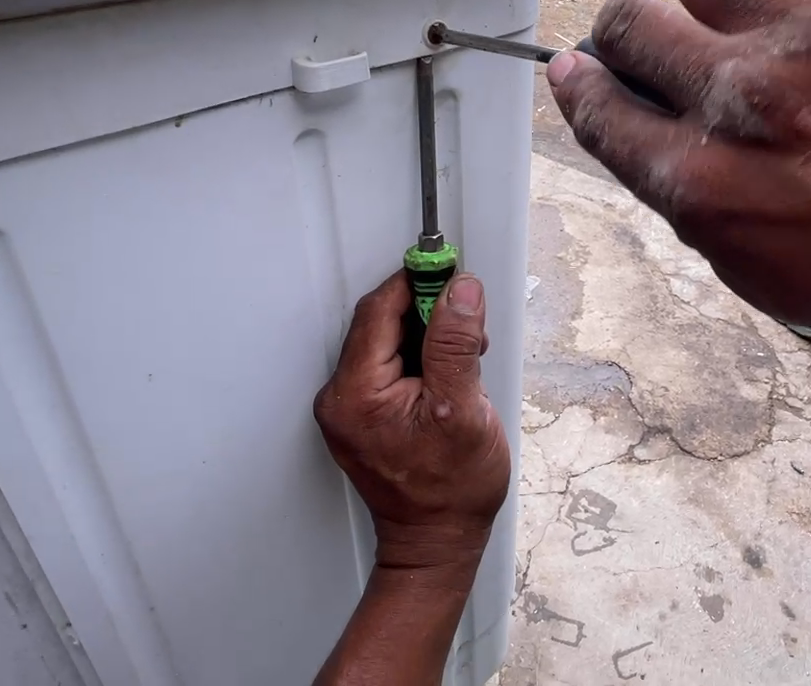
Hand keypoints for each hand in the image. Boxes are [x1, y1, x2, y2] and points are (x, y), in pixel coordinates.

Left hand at [314, 271, 510, 575]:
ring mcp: (351, 405)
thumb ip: (457, 345)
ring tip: (466, 357)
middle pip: (381, 322)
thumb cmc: (450, 490)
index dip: (416, 284)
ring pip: (389, 339)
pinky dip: (423, 354)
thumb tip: (461, 292)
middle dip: (429, 311)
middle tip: (468, 319)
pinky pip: (391, 361)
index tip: (449, 270)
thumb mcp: (463, 410)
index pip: (379, 312)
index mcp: (356, 395)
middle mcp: (342, 397)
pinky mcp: (366, 411)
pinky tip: (450, 371)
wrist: (437, 541)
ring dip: (430, 333)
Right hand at [545, 0, 810, 371]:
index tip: (580, 71)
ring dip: (704, 6)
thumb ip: (668, 180)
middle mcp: (742, 97)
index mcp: (700, 183)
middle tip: (662, 55)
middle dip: (626, 39)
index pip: (597, 104)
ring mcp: (809, 36)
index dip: (580, 84)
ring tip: (747, 38)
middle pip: (625, 19)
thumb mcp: (739, 261)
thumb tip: (614, 101)